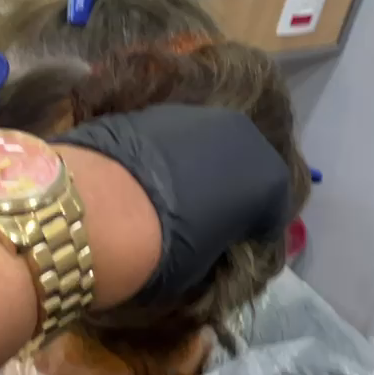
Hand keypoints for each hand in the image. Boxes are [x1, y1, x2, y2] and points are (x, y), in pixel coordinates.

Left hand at [53, 105, 291, 306]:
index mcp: (268, 180)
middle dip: (228, 191)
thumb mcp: (205, 266)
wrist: (102, 209)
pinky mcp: (156, 108)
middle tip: (203, 220)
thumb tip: (212, 242)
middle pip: (243, 167)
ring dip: (196, 168)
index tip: (232, 248)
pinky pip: (173, 138)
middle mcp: (244, 137)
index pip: (271, 213)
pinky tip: (144, 178)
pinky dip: (166, 155)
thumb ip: (220, 246)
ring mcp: (199, 115)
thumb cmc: (166, 250)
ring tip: (170, 197)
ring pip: (208, 146)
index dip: (252, 233)